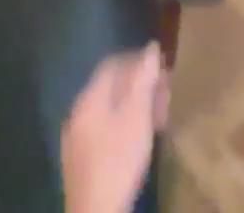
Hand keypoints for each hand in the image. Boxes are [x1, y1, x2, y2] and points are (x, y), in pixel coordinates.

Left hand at [61, 45, 167, 212]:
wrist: (96, 212)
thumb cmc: (119, 159)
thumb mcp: (138, 116)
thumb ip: (144, 80)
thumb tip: (152, 47)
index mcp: (89, 100)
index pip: (112, 64)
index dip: (139, 60)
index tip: (164, 69)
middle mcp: (78, 113)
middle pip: (112, 86)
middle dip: (141, 85)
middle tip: (166, 94)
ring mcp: (77, 136)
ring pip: (110, 107)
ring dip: (137, 104)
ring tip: (159, 116)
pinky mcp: (82, 156)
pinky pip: (105, 126)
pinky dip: (126, 122)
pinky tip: (142, 136)